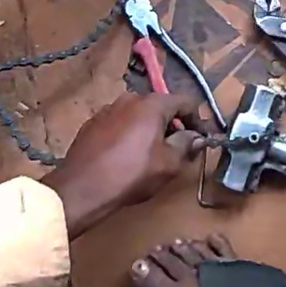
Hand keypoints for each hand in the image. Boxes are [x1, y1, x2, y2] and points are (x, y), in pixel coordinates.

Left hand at [45, 92, 205, 236]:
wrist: (82, 187)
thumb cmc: (131, 174)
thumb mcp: (168, 164)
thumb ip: (186, 145)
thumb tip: (196, 136)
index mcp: (151, 104)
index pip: (185, 102)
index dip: (198, 120)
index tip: (203, 138)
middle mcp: (129, 99)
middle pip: (161, 107)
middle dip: (173, 125)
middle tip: (180, 149)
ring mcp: (108, 109)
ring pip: (138, 115)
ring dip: (150, 130)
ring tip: (153, 154)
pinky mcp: (92, 123)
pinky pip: (119, 123)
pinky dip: (129, 134)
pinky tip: (127, 156)